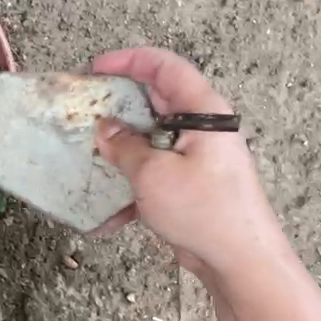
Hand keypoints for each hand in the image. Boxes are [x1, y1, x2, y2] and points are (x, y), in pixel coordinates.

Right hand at [91, 48, 287, 276]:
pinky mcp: (187, 185)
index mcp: (203, 112)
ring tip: (87, 163)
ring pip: (147, 142)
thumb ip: (125, 147)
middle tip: (83, 114)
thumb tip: (105, 129)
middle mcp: (201, 129)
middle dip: (115, 109)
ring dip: (117, 155)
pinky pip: (151, 176)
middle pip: (153, 104)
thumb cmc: (204, 210)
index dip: (129, 61)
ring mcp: (194, 158)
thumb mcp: (153, 174)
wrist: (237, 259)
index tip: (95, 68)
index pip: (165, 68)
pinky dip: (128, 192)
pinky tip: (105, 219)